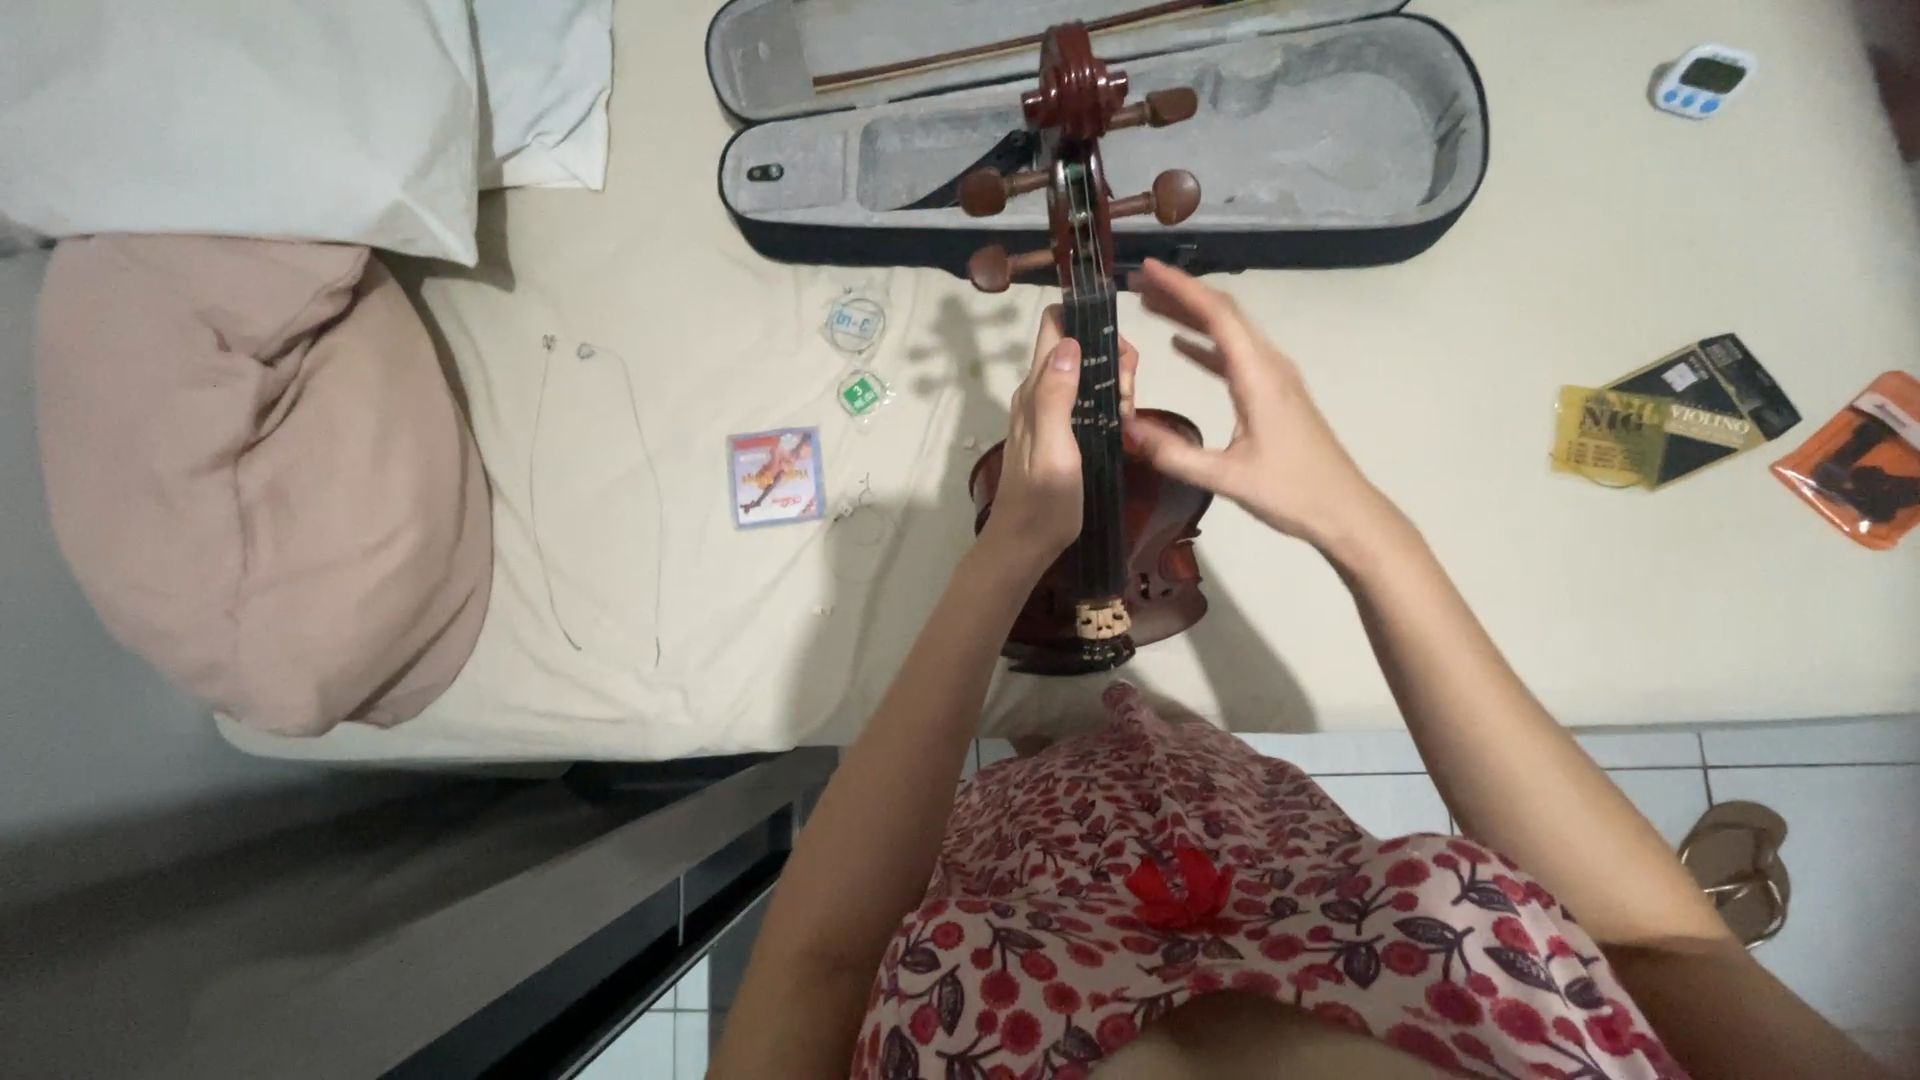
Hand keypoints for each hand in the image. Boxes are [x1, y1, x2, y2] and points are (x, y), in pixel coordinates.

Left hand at [976, 306, 1139, 574]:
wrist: (1024, 544)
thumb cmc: (1043, 502)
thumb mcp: (1055, 449)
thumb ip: (1057, 396)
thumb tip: (1068, 343)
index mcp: (1034, 390)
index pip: (1054, 326)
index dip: (1086, 321)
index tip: (1119, 348)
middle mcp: (1036, 393)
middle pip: (1076, 346)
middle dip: (1109, 358)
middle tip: (1127, 399)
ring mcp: (1045, 413)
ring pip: (1084, 373)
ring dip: (1111, 383)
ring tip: (1125, 417)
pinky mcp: (1057, 432)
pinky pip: (1084, 400)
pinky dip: (1105, 404)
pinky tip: (1118, 427)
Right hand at [1123, 258, 1386, 550]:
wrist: (1344, 510)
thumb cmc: (1291, 492)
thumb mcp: (1226, 478)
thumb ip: (1174, 454)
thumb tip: (1127, 429)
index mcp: (1259, 377)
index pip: (1217, 316)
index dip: (1181, 288)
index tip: (1146, 269)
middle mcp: (1269, 366)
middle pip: (1223, 314)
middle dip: (1180, 293)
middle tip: (1138, 283)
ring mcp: (1275, 379)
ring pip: (1230, 332)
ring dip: (1191, 315)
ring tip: (1151, 305)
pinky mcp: (1274, 394)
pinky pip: (1235, 356)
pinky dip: (1206, 345)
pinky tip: (1181, 346)